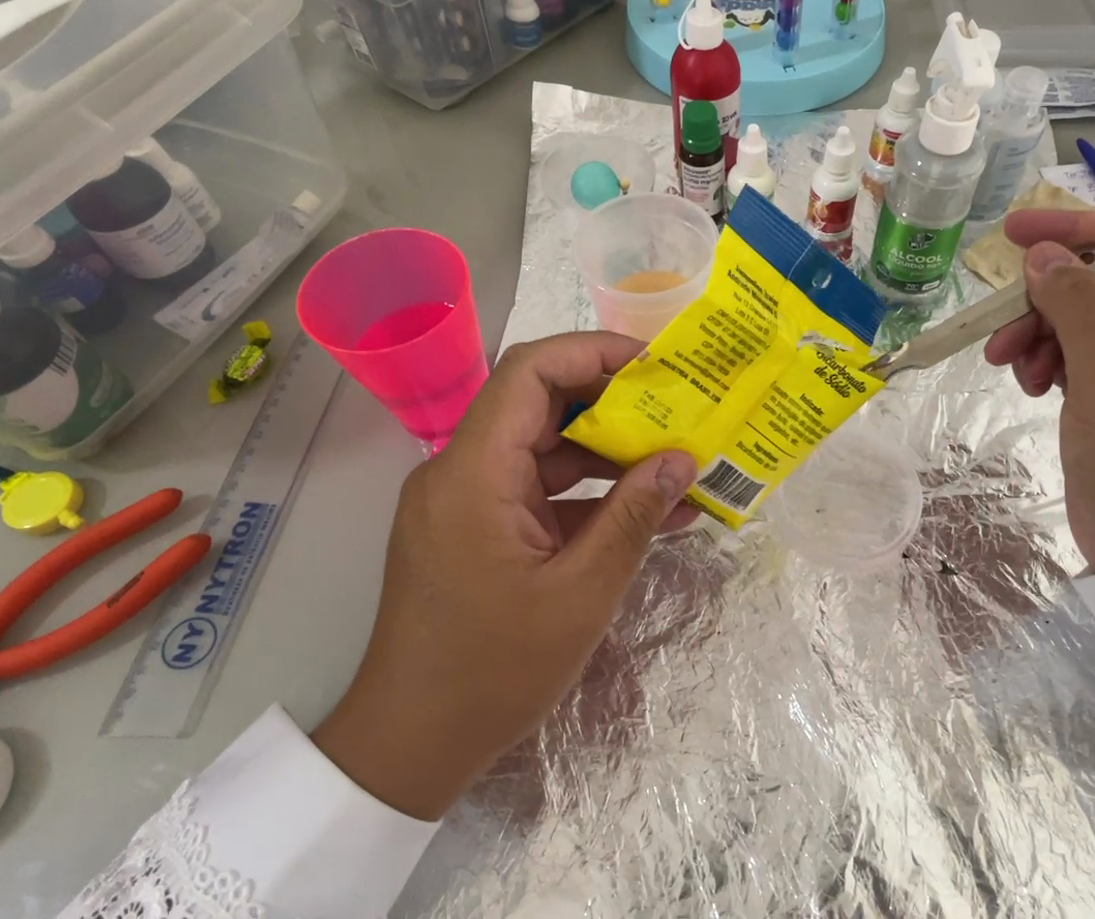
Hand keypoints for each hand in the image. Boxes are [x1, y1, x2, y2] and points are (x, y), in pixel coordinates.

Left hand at [312, 333, 696, 819]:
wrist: (411, 742)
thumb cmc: (493, 671)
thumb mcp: (581, 593)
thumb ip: (633, 516)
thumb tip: (683, 459)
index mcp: (474, 471)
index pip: (530, 372)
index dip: (594, 353)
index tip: (657, 369)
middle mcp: (461, 471)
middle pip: (540, 405)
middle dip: (615, 405)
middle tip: (682, 413)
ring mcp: (466, 501)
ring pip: (544, 451)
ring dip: (609, 457)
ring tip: (681, 467)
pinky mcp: (476, 530)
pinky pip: (536, 494)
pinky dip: (587, 498)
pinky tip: (648, 514)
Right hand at [984, 210, 1094, 573]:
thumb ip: (1078, 305)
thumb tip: (1043, 253)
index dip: (1070, 229)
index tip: (1008, 232)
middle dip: (1045, 300)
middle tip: (999, 330)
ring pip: (1082, 318)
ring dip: (1039, 333)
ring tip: (1010, 368)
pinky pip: (1079, 354)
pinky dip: (1048, 361)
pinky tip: (1030, 385)